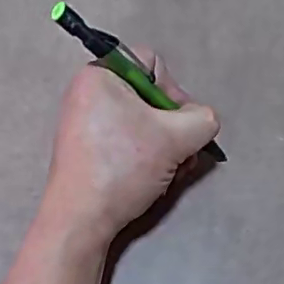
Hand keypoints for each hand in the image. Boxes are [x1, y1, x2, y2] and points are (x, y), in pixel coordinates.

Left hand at [39, 49, 220, 239]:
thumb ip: (203, 119)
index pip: (153, 63)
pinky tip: (150, 181)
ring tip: (167, 173)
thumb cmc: (120, 170)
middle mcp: (85, 95)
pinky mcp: (84, 152)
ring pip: (140, 125)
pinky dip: (143, 159)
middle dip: (172, 127)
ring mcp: (82, 125)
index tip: (178, 123)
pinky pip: (123, 144)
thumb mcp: (177, 138)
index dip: (174, 91)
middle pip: (149, 98)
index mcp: (99, 76)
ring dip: (163, 148)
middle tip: (179, 153)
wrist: (80, 220)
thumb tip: (201, 121)